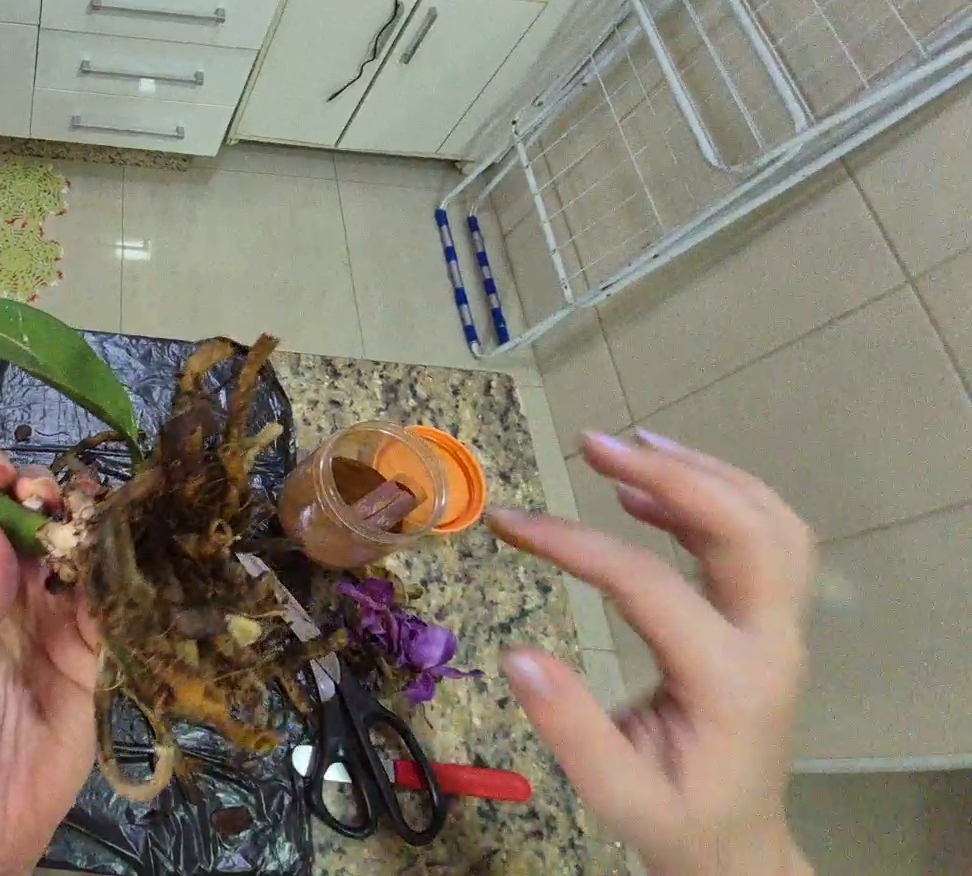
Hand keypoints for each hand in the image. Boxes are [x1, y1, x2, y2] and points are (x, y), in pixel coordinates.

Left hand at [0, 445, 101, 875]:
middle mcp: (9, 590)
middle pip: (31, 522)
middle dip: (40, 494)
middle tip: (45, 496)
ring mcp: (53, 619)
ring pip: (75, 551)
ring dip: (84, 523)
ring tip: (88, 510)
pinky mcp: (91, 655)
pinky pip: (108, 604)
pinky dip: (116, 576)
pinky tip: (118, 555)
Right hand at [488, 431, 815, 875]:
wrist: (738, 842)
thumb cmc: (669, 812)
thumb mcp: (615, 792)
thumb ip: (570, 728)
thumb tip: (517, 654)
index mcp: (729, 680)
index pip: (647, 582)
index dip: (569, 542)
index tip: (504, 523)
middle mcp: (769, 642)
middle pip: (750, 531)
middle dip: (672, 476)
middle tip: (594, 444)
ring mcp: (777, 628)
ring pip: (772, 525)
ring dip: (702, 474)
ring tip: (625, 447)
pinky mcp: (764, 621)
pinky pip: (761, 539)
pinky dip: (711, 496)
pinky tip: (644, 493)